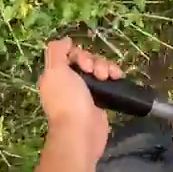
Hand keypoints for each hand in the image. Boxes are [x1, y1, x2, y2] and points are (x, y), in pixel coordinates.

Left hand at [37, 37, 121, 157]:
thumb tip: (66, 40)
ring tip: (109, 77)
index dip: (79, 55)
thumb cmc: (67, 100)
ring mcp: (84, 91)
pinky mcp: (99, 99)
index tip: (84, 64)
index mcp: (55, 75)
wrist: (81, 131)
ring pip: (98, 68)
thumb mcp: (55, 70)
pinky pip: (107, 80)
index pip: (69, 54)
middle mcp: (68, 82)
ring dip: (105, 67)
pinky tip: (117, 77)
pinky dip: (113, 75)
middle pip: (85, 60)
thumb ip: (56, 51)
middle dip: (94, 61)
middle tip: (96, 73)